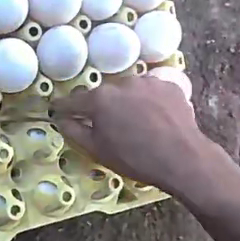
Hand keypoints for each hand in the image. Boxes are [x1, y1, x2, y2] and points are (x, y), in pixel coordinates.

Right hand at [51, 75, 222, 194]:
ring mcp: (147, 82)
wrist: (181, 158)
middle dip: (101, 108)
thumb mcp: (96, 150)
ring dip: (126, 103)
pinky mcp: (168, 85)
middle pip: (103, 94)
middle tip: (107, 127)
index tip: (59, 111)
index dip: (64, 108)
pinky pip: (150, 92)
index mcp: (99, 99)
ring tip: (136, 124)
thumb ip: (74, 131)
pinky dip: (148, 102)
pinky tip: (155, 119)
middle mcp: (121, 83)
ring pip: (128, 91)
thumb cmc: (134, 158)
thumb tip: (62, 119)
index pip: (73, 101)